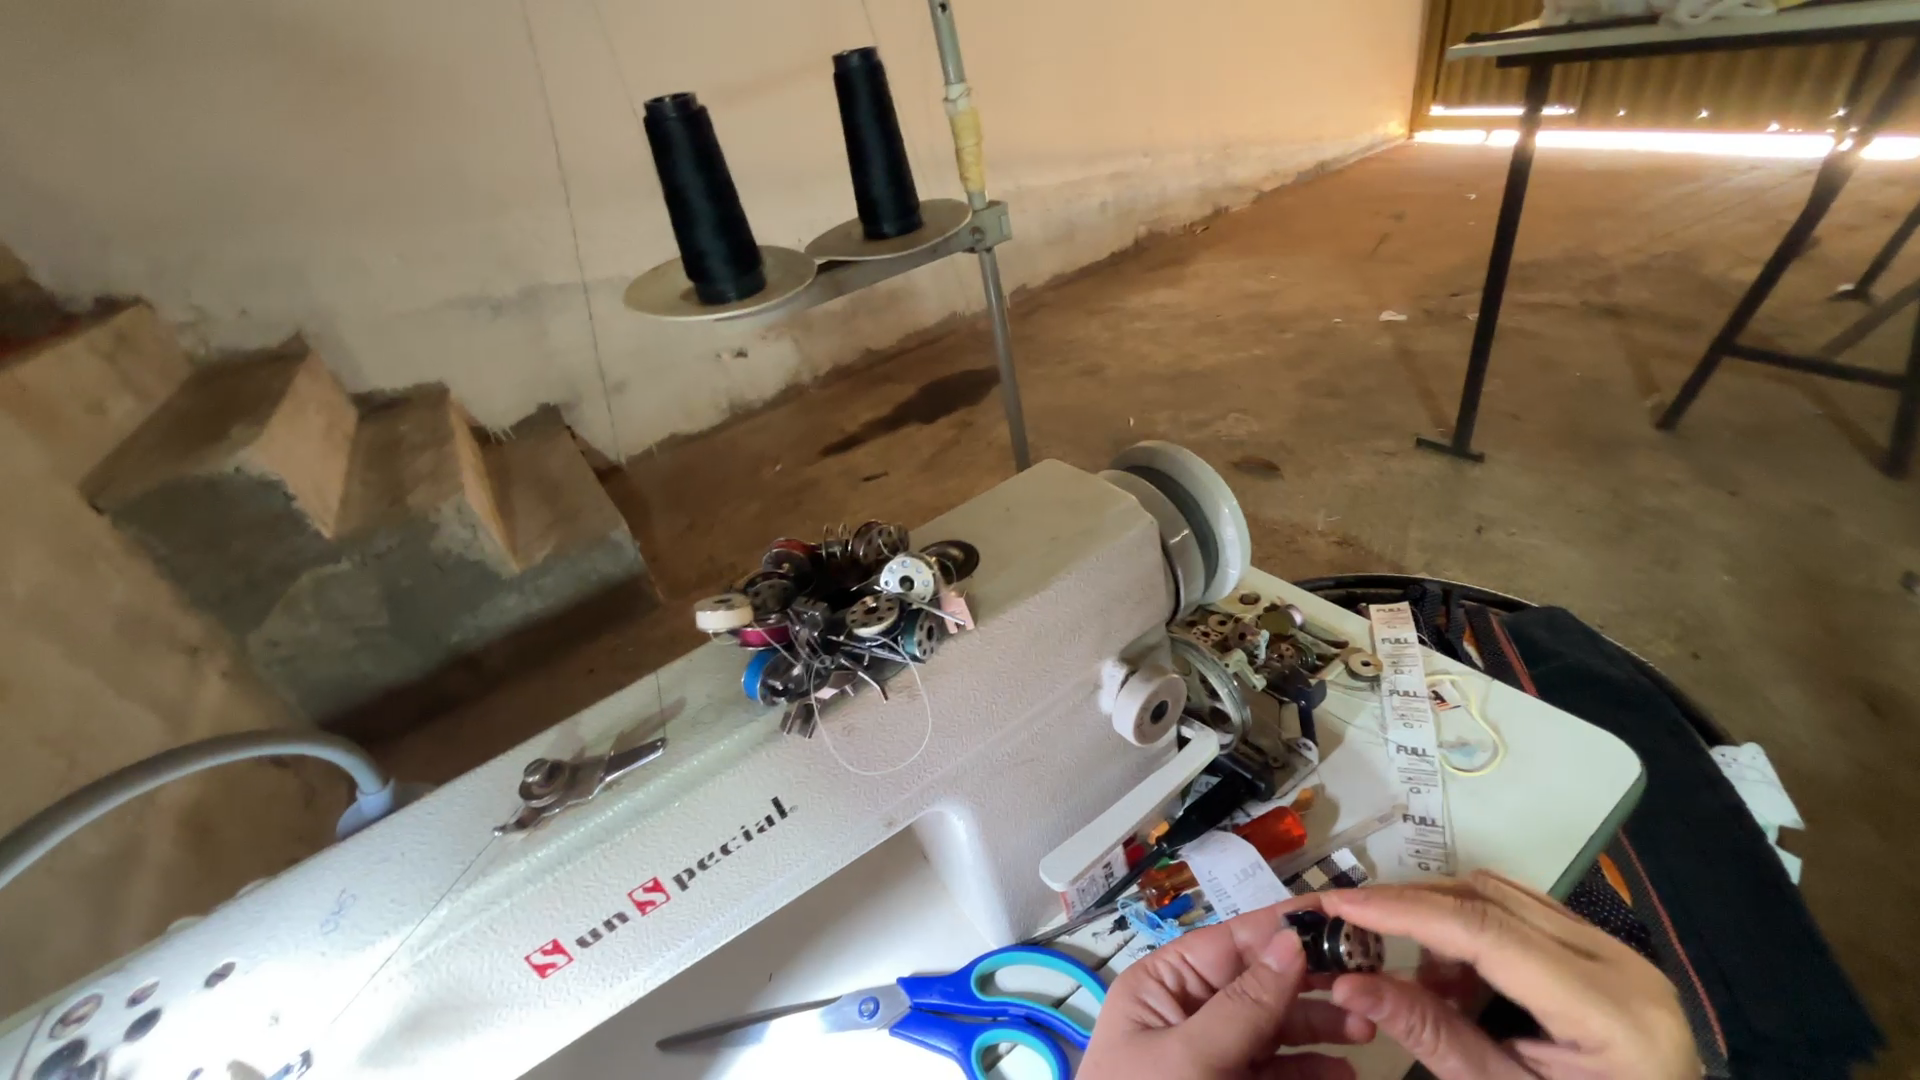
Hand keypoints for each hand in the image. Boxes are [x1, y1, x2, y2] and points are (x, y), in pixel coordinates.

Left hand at [1080, 900, 1376, 1079]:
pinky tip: (1344, 1072)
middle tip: (1366, 978)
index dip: (1278, 927)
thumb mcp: (1192, 1055)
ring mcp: (1212, 1056)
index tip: (1334, 915)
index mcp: (1162, 984)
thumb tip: (1290, 940)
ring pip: (1274, 1028)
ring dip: (1320, 1025)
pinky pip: (1277, 1072)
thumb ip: (1244, 1004)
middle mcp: (1188, 1012)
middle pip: (1257, 983)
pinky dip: (1311, 1071)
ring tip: (1365, 1027)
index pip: (1227, 942)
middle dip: (1309, 980)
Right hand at [1320, 871, 1699, 1079]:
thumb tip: (1344, 984)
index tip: (1335, 903)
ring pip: (1497, 892)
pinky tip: (1446, 964)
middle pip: (1487, 898)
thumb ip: (1429, 1034)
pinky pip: (1517, 907)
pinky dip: (1465, 920)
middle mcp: (1619, 963)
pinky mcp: (1602, 952)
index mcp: (1610, 1013)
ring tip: (1400, 958)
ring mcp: (1615, 952)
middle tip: (1345, 920)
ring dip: (1434, 910)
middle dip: (1407, 904)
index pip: (1484, 930)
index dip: (1402, 911)